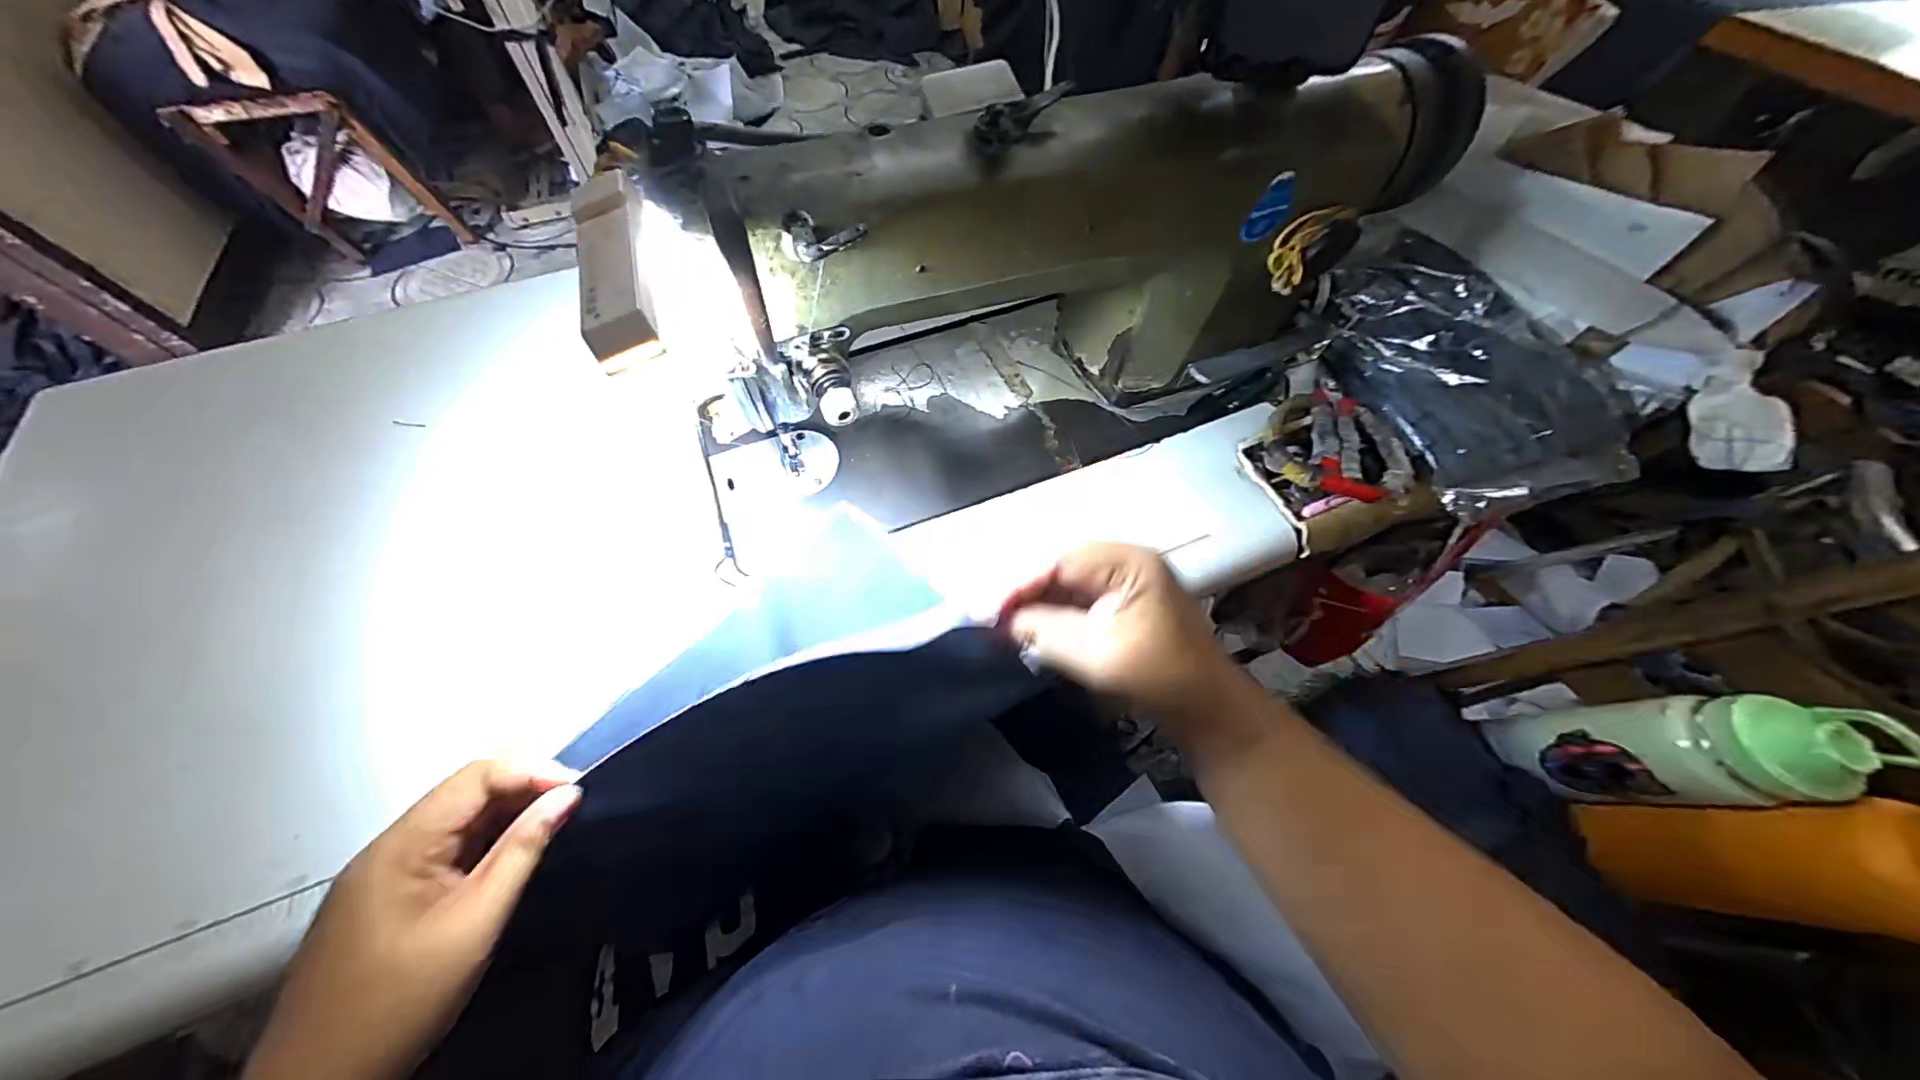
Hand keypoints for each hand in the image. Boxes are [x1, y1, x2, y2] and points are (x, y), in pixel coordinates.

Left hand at [244, 760, 581, 1079]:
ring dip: (508, 815)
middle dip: (524, 789)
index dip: (531, 771)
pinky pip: (447, 847)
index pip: (475, 777)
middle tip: (571, 806)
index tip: (577, 789)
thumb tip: (566, 797)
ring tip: (553, 825)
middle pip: (465, 792)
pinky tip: (514, 854)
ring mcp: (383, 872)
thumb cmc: (398, 1004)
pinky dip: (487, 841)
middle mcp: (387, 848)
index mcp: (400, 846)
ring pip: (458, 819)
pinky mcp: (387, 895)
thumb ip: (523, 850)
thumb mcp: (476, 921)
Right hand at [998, 543, 1240, 721]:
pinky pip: (1080, 601)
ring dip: (1037, 605)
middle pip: (1062, 570)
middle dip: (1026, 593)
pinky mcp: (1125, 606)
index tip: (991, 610)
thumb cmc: (1160, 677)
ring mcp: (1129, 584)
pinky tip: (1032, 629)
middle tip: (991, 616)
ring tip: (1004, 623)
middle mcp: (1128, 564)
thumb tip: (1005, 621)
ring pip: (1068, 586)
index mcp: (1130, 564)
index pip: (1061, 563)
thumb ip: (1046, 630)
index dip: (1022, 585)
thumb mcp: (1096, 653)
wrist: (1209, 710)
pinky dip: (1055, 615)